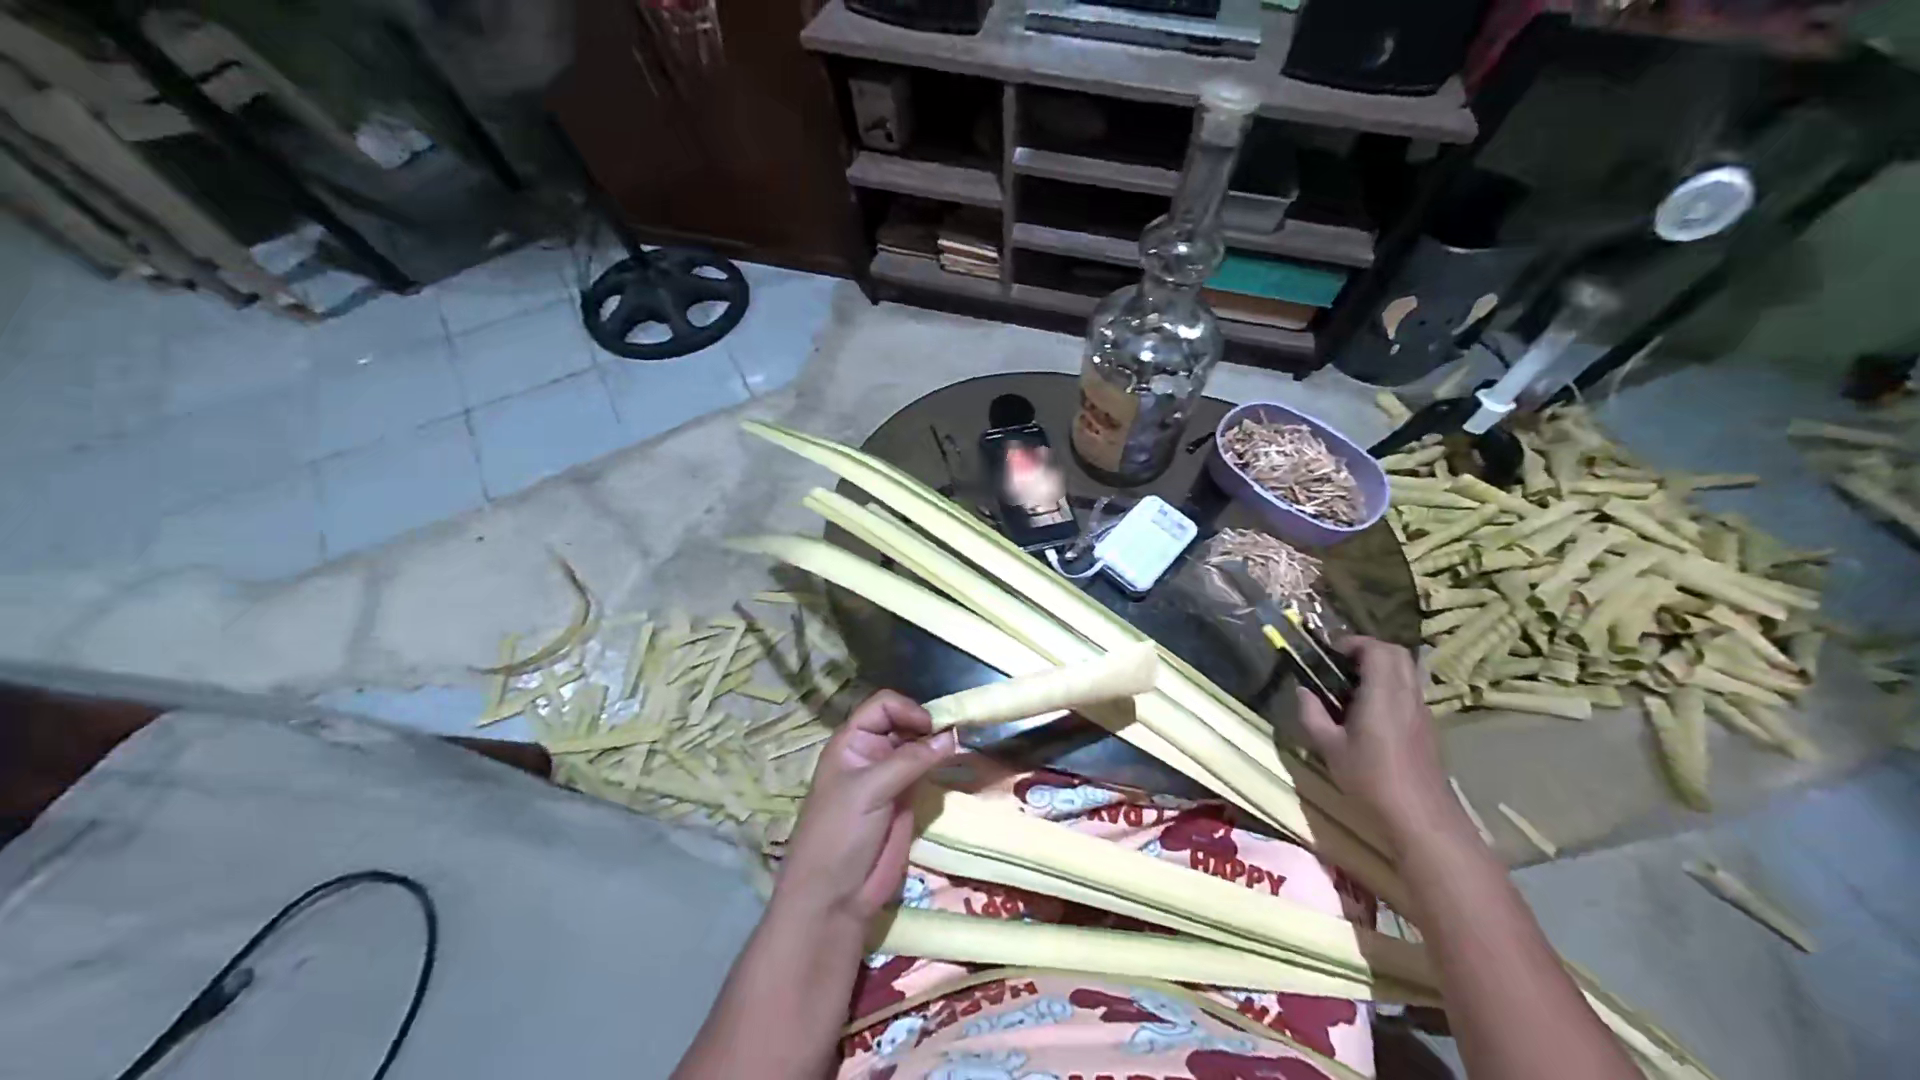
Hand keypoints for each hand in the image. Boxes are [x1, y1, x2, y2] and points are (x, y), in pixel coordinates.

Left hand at [777, 690, 957, 920]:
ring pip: (919, 747)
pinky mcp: (907, 799)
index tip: (930, 728)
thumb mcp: (869, 791)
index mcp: (852, 741)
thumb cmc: (839, 834)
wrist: (835, 896)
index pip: (884, 706)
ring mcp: (890, 776)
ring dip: (938, 745)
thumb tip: (950, 736)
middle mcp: (872, 752)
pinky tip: (955, 765)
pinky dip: (941, 766)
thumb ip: (909, 761)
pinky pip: (927, 772)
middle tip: (954, 737)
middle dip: (929, 725)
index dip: (908, 710)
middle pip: (905, 723)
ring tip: (960, 749)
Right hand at [1296, 637, 1462, 850]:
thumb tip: (1303, 691)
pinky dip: (1389, 687)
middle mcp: (1407, 695)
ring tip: (1351, 687)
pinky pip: (1409, 691)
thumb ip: (1312, 713)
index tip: (1330, 653)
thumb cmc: (1370, 778)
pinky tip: (1369, 712)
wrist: (1420, 817)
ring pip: (1406, 671)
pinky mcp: (1427, 727)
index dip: (1354, 643)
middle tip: (1340, 665)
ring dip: (1380, 668)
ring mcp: (1421, 711)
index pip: (1377, 649)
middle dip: (1368, 650)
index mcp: (1383, 693)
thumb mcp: (1328, 746)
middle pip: (1397, 653)